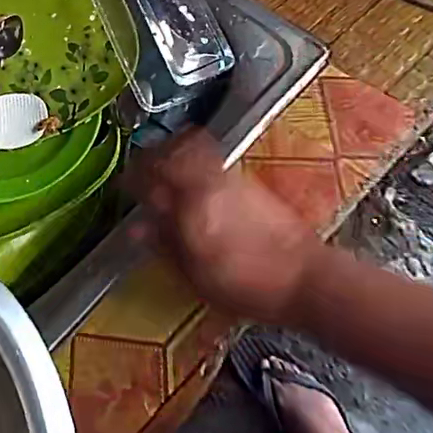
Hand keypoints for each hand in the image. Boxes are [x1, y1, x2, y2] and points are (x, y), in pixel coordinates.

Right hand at [132, 128, 327, 322]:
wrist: (309, 280)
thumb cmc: (249, 286)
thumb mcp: (196, 276)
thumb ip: (164, 245)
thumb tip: (137, 228)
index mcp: (189, 206)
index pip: (147, 178)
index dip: (129, 180)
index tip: (123, 186)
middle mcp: (206, 183)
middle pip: (167, 152)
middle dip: (147, 157)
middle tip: (137, 168)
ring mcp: (228, 177)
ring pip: (188, 147)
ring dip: (169, 151)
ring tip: (161, 164)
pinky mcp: (246, 179)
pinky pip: (209, 154)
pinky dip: (192, 155)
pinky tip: (191, 176)